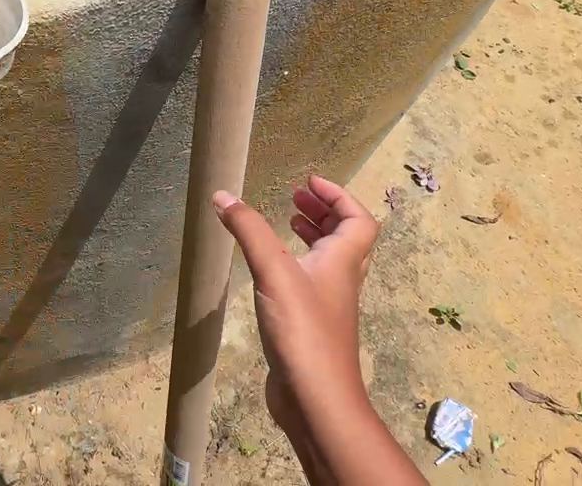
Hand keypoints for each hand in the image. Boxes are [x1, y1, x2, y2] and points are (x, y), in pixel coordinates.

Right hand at [215, 176, 424, 484]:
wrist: (316, 399)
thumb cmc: (303, 330)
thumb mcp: (272, 270)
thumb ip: (248, 230)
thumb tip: (222, 195)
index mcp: (342, 263)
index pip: (358, 221)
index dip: (338, 197)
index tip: (308, 181)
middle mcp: (340, 280)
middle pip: (346, 238)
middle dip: (323, 212)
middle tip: (294, 196)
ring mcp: (327, 304)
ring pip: (328, 259)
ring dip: (311, 235)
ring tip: (284, 221)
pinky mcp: (309, 324)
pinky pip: (308, 280)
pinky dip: (293, 262)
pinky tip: (267, 266)